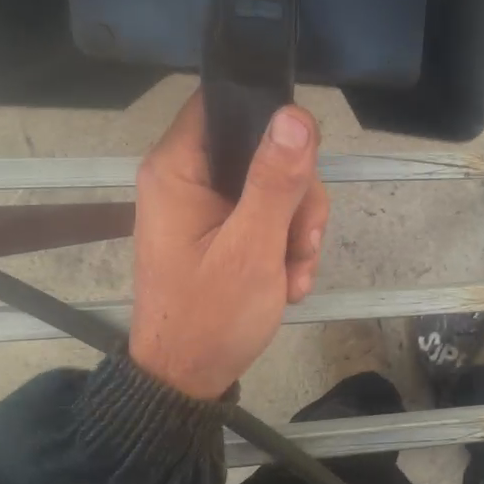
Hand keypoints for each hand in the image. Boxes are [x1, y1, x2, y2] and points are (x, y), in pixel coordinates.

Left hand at [128, 91, 328, 399]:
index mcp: (179, 169)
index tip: (304, 159)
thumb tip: (297, 115)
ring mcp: (207, 206)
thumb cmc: (211, 316)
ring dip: (298, 231)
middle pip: (263, 151)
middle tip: (302, 243)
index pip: (223, 104)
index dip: (270, 118)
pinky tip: (288, 281)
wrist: (188, 379)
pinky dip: (287, 248)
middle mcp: (189, 177)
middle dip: (297, 198)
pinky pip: (270, 217)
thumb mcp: (253, 248)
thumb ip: (276, 182)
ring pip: (276, 187)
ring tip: (294, 275)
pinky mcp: (223, 229)